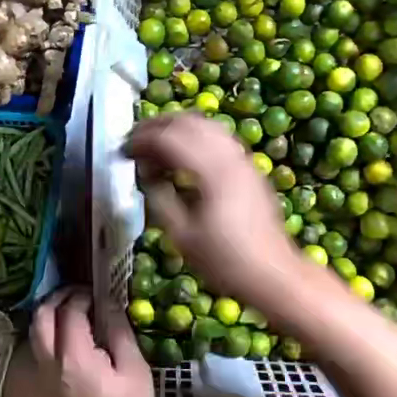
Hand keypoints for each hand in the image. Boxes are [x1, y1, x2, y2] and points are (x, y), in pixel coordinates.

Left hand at [28, 288, 151, 396]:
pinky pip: (27, 354)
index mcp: (74, 354)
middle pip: (41, 314)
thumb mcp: (134, 371)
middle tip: (75, 297)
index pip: (70, 309)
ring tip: (66, 320)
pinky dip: (40, 342)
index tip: (95, 296)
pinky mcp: (23, 390)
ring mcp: (30, 376)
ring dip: (47, 319)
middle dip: (58, 298)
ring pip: (30, 333)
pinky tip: (56, 348)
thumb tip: (109, 305)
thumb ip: (120, 333)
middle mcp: (45, 360)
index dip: (82, 296)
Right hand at [126, 113, 301, 305]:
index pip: (169, 137)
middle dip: (157, 126)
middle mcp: (229, 157)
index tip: (124, 151)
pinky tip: (185, 154)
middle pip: (188, 122)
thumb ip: (160, 199)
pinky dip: (197, 136)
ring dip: (178, 127)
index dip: (142, 139)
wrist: (273, 274)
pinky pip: (220, 138)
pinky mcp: (250, 168)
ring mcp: (244, 160)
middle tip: (135, 141)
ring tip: (156, 143)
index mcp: (211, 172)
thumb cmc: (225, 261)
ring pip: (206, 125)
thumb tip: (147, 175)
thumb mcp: (182, 236)